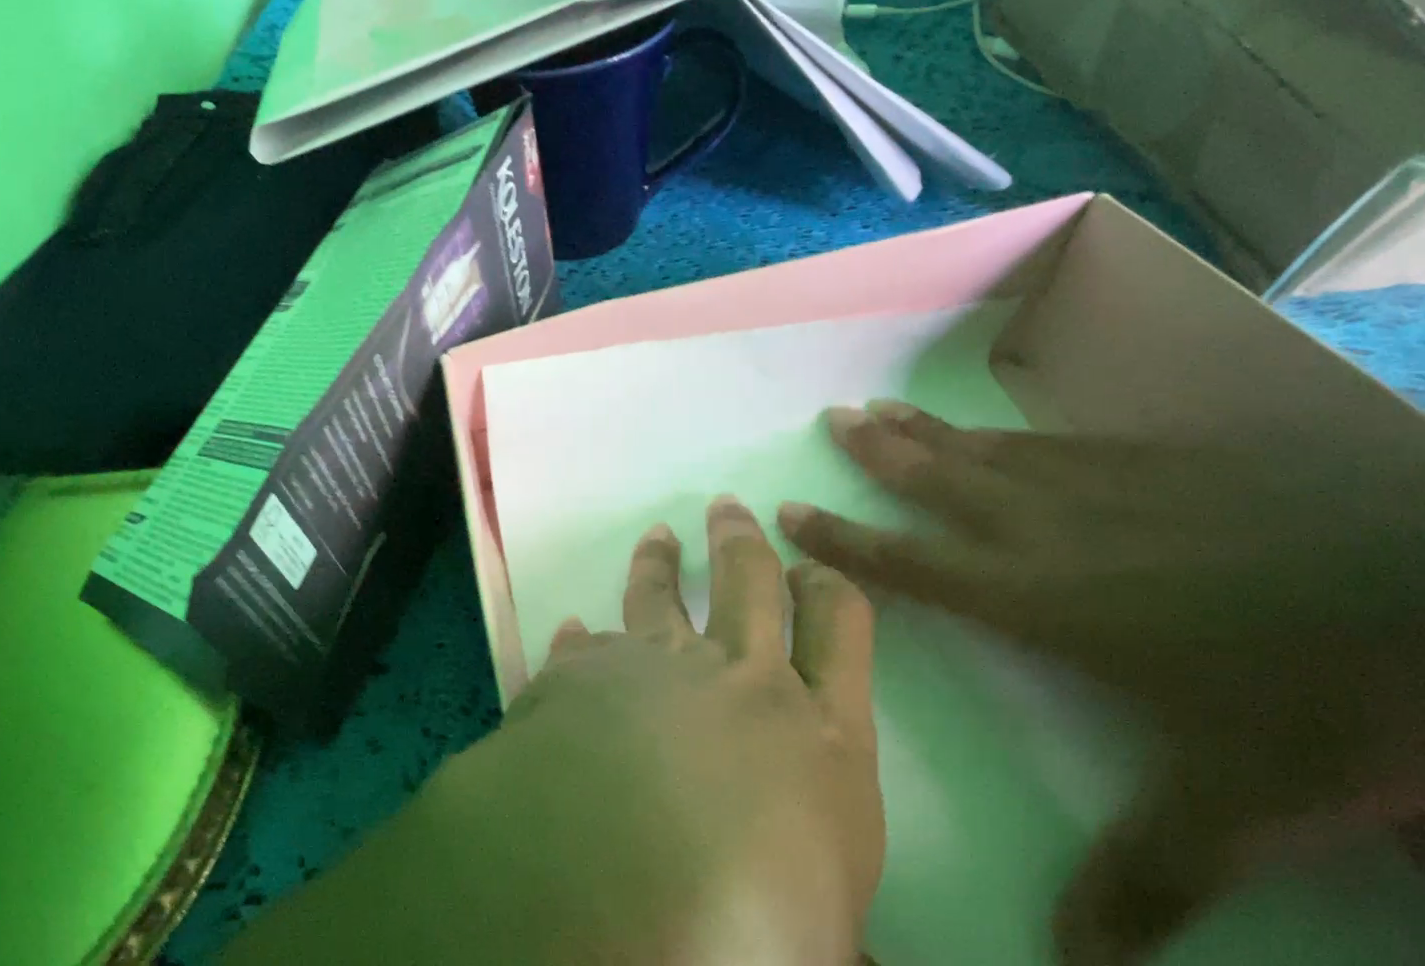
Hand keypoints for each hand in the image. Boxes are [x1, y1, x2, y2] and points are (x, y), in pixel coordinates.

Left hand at [459, 497, 884, 962]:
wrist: (629, 889)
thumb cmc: (754, 922)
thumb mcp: (828, 914)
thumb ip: (823, 877)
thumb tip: (855, 955)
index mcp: (824, 736)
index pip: (843, 632)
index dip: (831, 587)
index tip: (815, 568)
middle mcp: (744, 683)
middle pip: (750, 587)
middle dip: (743, 543)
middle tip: (729, 508)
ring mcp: (659, 671)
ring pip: (662, 598)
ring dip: (660, 565)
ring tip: (658, 538)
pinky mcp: (585, 679)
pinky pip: (585, 647)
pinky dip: (581, 639)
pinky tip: (574, 629)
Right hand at [777, 401, 1424, 964]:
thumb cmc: (1309, 694)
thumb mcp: (1232, 802)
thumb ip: (1144, 874)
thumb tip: (1072, 961)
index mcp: (1038, 600)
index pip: (912, 564)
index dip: (845, 540)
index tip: (790, 510)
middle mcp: (1050, 533)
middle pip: (942, 484)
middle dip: (880, 453)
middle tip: (832, 418)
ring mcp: (1107, 489)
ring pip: (992, 454)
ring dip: (932, 434)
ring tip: (884, 409)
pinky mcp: (1164, 465)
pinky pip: (1059, 443)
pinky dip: (1014, 434)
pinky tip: (1003, 428)